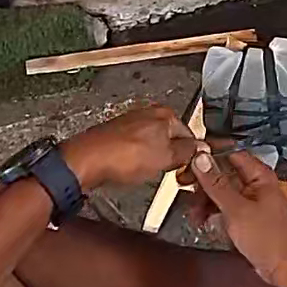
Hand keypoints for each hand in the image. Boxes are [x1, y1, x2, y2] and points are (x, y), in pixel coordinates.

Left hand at [62, 104, 200, 189]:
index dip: (191, 155)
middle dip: (172, 157)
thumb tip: (200, 149)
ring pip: (153, 145)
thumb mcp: (166, 157)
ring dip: (154, 160)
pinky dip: (136, 160)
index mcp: (165, 115)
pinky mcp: (117, 135)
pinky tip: (130, 169)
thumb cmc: (121, 155)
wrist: (87, 160)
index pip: (190, 135)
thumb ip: (188, 152)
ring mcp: (131, 123)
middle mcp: (148, 114)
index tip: (188, 169)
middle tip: (168, 173)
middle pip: (171, 139)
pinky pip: (135, 149)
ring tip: (145, 171)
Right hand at [188, 150, 286, 286]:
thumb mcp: (237, 209)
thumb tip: (202, 159)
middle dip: (203, 183)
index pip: (229, 153)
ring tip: (194, 213)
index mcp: (259, 175)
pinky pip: (226, 208)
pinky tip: (203, 220)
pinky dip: (213, 213)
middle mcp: (256, 186)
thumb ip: (216, 183)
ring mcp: (251, 202)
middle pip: (223, 174)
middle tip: (186, 188)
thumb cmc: (273, 240)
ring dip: (205, 201)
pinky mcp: (248, 218)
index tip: (190, 163)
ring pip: (222, 192)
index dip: (208, 157)